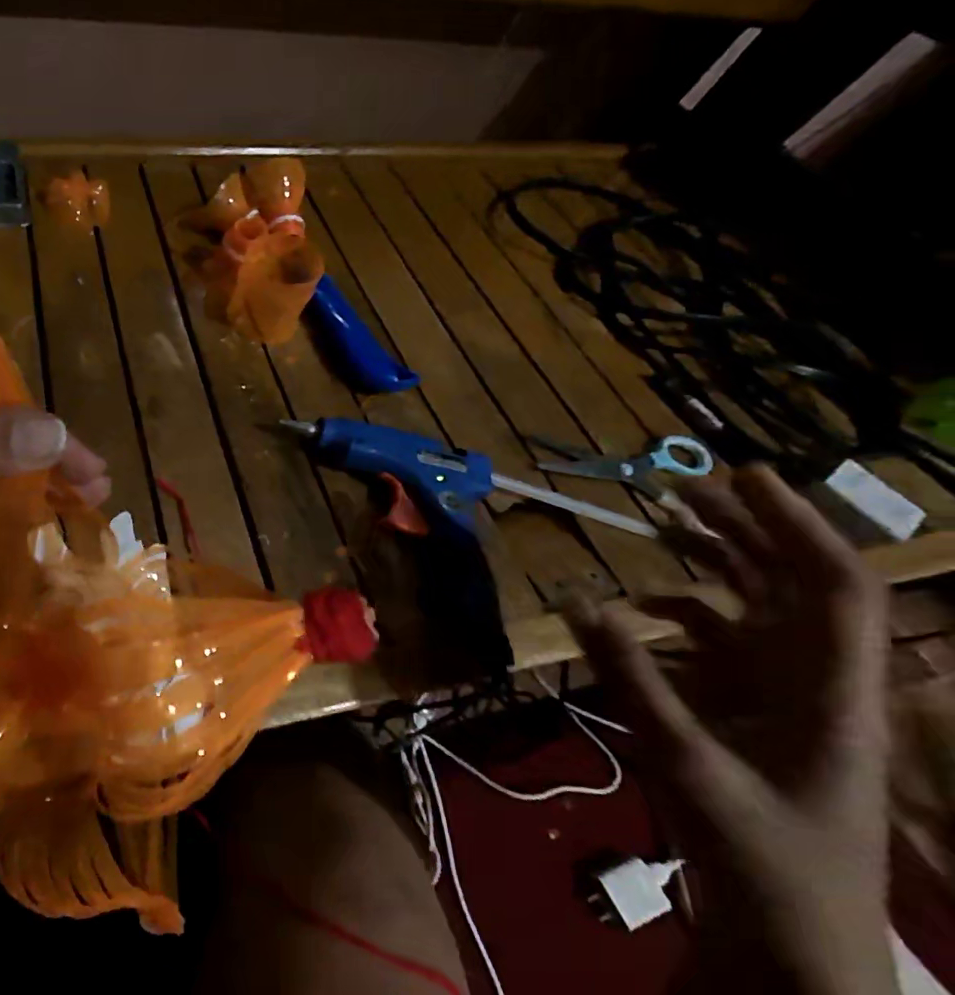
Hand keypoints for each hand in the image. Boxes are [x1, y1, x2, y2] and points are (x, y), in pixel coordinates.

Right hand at [566, 466, 893, 994]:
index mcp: (833, 691)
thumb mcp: (684, 761)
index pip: (834, 587)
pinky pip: (721, 647)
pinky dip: (683, 615)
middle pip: (794, 587)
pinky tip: (644, 603)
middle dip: (747, 530)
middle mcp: (817, 682)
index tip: (740, 477)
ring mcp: (783, 698)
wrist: (789, 936)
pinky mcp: (749, 715)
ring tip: (668, 521)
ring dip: (717, 564)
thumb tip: (579, 598)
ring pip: (758, 611)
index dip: (794, 526)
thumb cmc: (758, 854)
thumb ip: (631, 676)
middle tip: (684, 486)